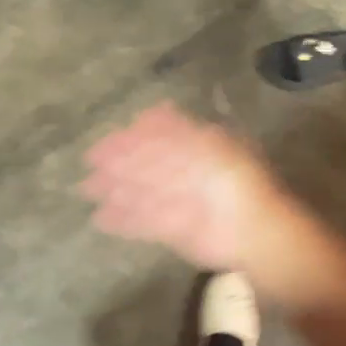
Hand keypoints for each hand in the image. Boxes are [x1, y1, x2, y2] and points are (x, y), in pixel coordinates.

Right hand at [80, 103, 291, 273]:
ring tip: (88, 189)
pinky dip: (124, 219)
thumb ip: (180, 132)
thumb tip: (153, 109)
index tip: (105, 140)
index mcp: (198, 151)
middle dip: (118, 165)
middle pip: (147, 167)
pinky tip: (101, 217)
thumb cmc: (238, 186)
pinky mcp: (176, 231)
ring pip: (141, 194)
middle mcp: (187, 175)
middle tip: (89, 162)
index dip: (131, 139)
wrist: (257, 236)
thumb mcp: (210, 149)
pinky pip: (145, 223)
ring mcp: (181, 202)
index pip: (159, 140)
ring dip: (115, 190)